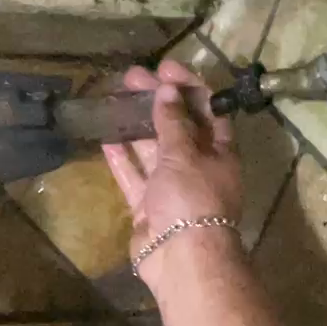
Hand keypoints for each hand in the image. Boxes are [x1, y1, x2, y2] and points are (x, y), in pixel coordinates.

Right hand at [101, 61, 245, 285]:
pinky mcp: (148, 208)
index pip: (208, 110)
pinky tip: (106, 136)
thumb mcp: (185, 153)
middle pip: (177, 128)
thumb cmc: (192, 198)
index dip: (188, 86)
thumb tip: (167, 91)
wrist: (180, 257)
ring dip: (136, 126)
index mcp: (220, 152)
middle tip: (132, 78)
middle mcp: (198, 168)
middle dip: (157, 102)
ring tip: (116, 99)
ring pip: (153, 151)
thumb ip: (172, 122)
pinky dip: (122, 158)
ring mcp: (171, 189)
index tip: (165, 68)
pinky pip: (134, 177)